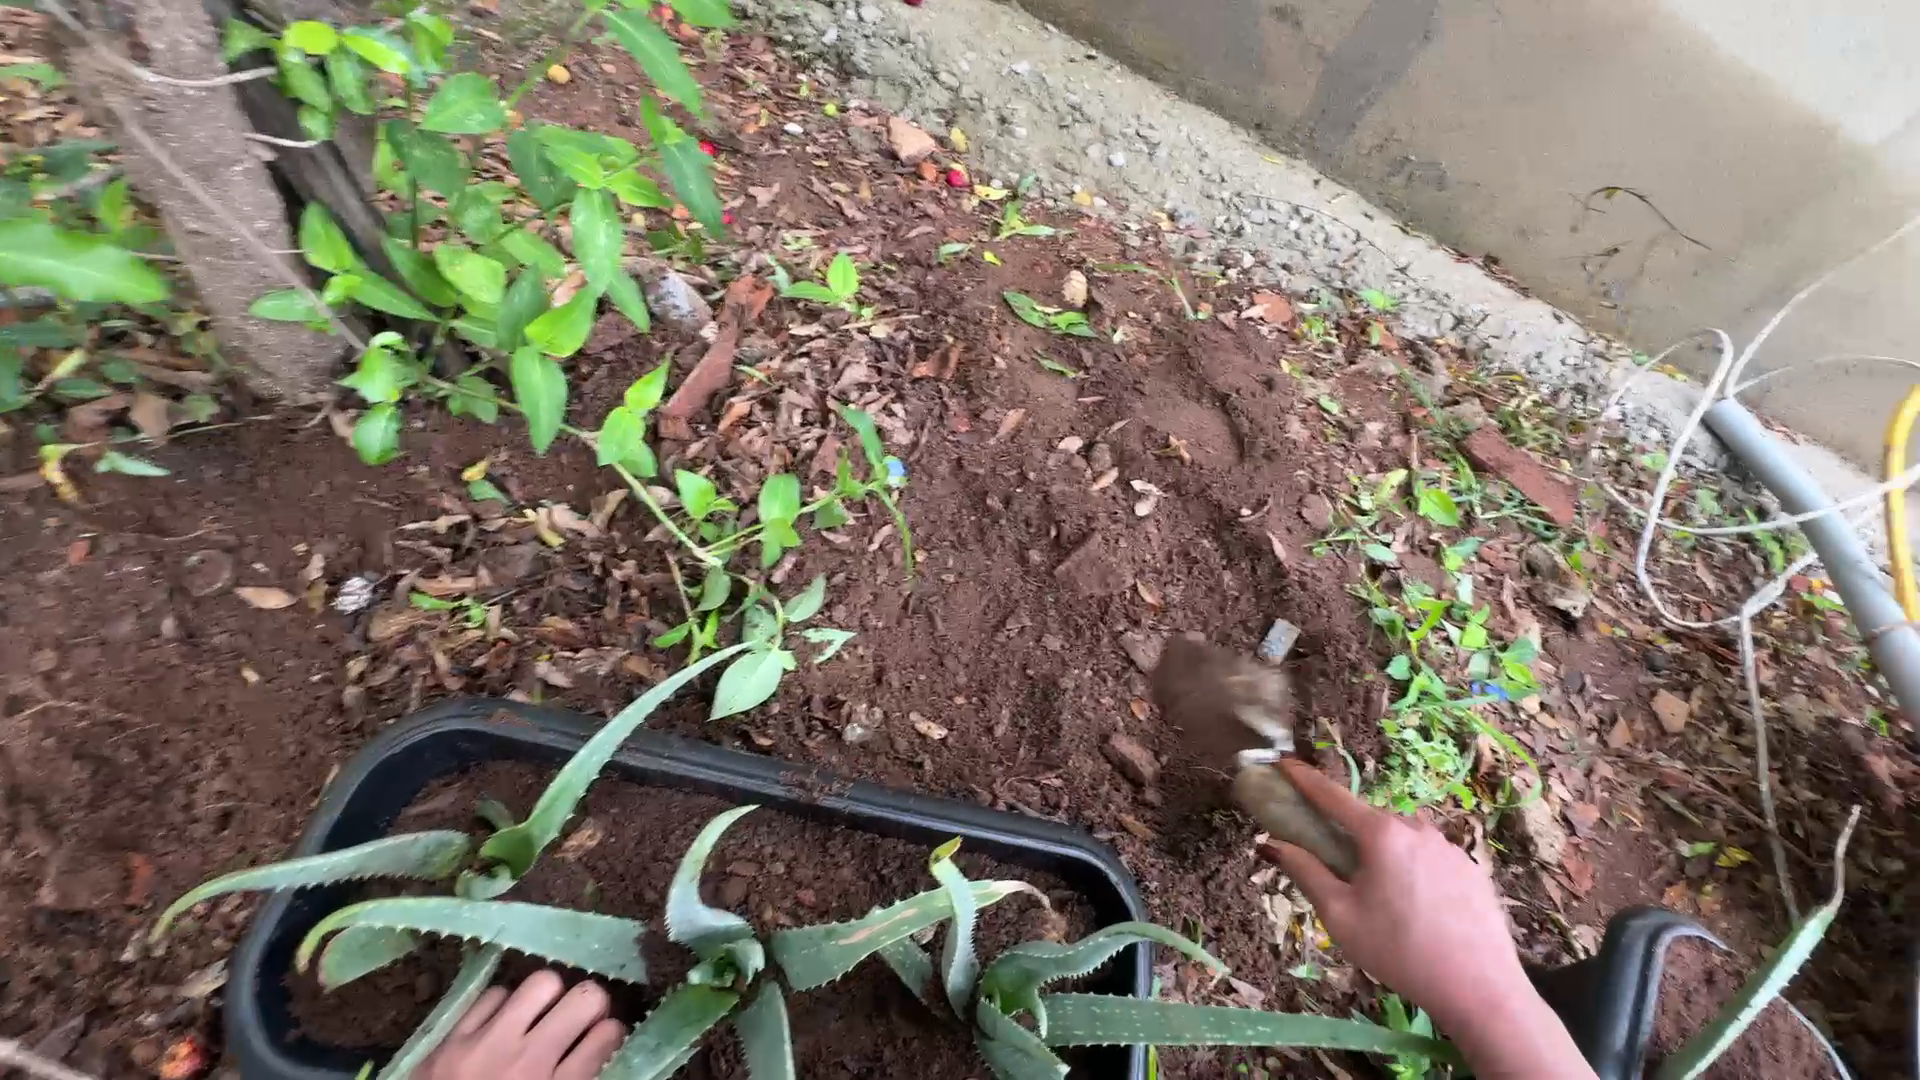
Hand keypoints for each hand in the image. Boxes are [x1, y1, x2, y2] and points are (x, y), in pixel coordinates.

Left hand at [419, 971, 625, 1079]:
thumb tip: (599, 1052)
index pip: (609, 1035)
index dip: (611, 1035)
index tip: (602, 1041)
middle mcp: (526, 1064)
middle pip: (586, 997)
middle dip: (591, 1006)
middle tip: (580, 1022)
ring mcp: (485, 1047)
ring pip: (543, 982)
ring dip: (548, 999)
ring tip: (539, 1018)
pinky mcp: (447, 1043)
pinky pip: (493, 995)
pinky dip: (503, 1007)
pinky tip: (499, 1026)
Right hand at [1262, 760, 1595, 1079]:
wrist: (1484, 994)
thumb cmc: (1400, 952)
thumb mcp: (1339, 915)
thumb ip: (1304, 871)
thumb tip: (1271, 843)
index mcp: (1380, 833)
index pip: (1332, 794)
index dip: (1304, 777)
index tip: (1283, 762)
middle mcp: (1416, 828)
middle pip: (1367, 817)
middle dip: (1346, 828)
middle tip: (1332, 857)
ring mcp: (1448, 846)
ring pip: (1400, 834)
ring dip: (1380, 847)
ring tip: (1378, 889)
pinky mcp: (1470, 868)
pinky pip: (1427, 853)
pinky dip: (1409, 863)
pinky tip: (1413, 901)